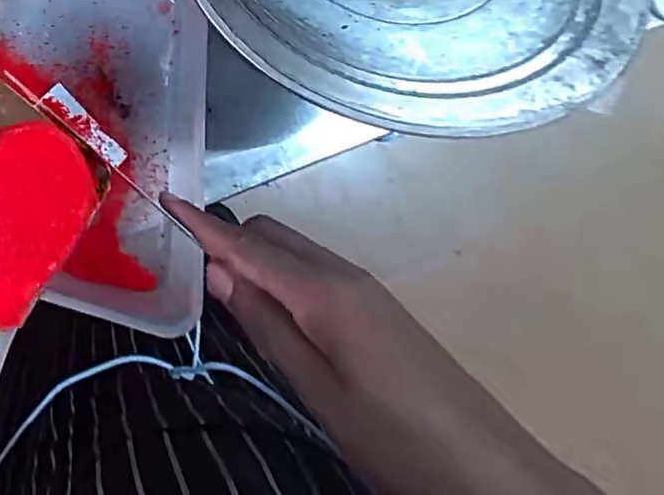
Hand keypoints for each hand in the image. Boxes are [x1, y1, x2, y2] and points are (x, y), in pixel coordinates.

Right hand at [164, 194, 601, 494]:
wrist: (497, 473)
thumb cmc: (395, 437)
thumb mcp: (317, 389)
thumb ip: (264, 323)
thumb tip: (215, 271)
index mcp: (321, 291)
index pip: (246, 244)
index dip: (201, 223)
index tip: (166, 197)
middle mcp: (341, 272)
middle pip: (269, 233)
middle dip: (228, 238)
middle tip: (194, 268)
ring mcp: (362, 285)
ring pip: (291, 247)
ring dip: (255, 254)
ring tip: (229, 289)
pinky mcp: (375, 303)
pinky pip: (312, 266)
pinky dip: (281, 270)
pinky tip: (278, 307)